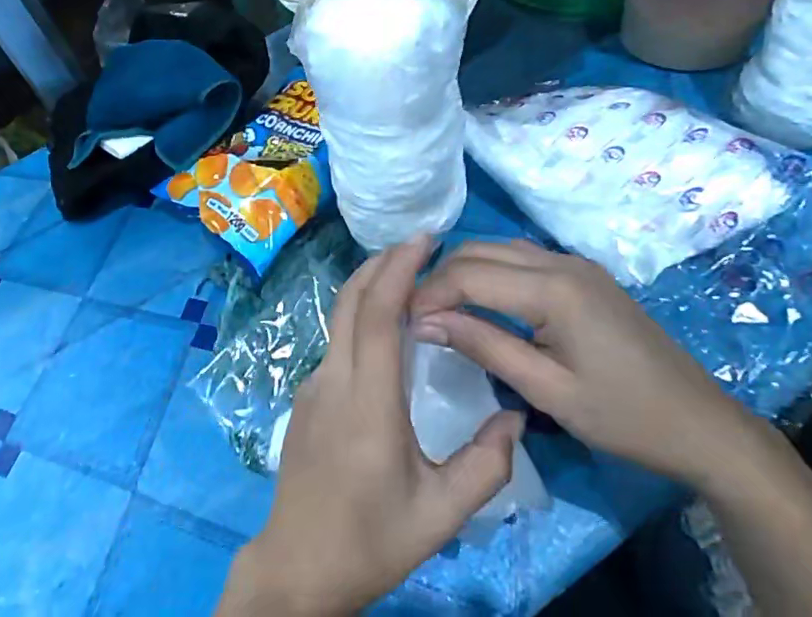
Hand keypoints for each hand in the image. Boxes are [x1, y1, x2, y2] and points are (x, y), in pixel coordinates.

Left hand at [217, 236, 525, 616]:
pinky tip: (389, 326)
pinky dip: (363, 313)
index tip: (425, 241)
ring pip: (339, 317)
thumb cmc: (370, 542)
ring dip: (372, 284)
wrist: (295, 571)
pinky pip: (337, 340)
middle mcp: (334, 381)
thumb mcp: (440, 515)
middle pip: (350, 300)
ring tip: (411, 273)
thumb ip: (486, 466)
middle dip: (383, 261)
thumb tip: (516, 416)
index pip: (378, 315)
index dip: (399, 270)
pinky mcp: (307, 398)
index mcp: (367, 403)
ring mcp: (314, 387)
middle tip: (422, 244)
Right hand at [408, 240, 760, 486]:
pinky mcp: (584, 275)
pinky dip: (492, 273)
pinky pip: (524, 260)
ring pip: (501, 250)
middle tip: (413, 315)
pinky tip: (480, 301)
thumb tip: (424, 321)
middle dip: (441, 277)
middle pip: (481, 251)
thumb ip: (485, 346)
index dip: (429, 293)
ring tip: (438, 309)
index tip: (400, 321)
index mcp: (554, 288)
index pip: (470, 273)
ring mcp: (576, 264)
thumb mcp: (548, 391)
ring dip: (465, 271)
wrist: (699, 422)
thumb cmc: (623, 417)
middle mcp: (562, 261)